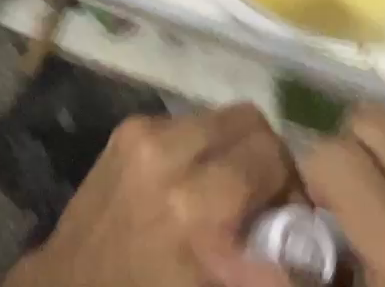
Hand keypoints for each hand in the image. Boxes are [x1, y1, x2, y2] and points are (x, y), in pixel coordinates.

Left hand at [4, 104, 299, 286]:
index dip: (293, 185)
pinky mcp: (124, 128)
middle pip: (248, 120)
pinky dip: (201, 146)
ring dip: (234, 148)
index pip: (270, 155)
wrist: (71, 283)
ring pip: (218, 115)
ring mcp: (140, 133)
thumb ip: (265, 262)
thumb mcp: (216, 284)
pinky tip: (193, 181)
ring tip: (229, 189)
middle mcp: (165, 153)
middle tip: (267, 199)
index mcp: (193, 205)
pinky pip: (184, 122)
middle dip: (267, 157)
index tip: (292, 217)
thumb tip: (313, 247)